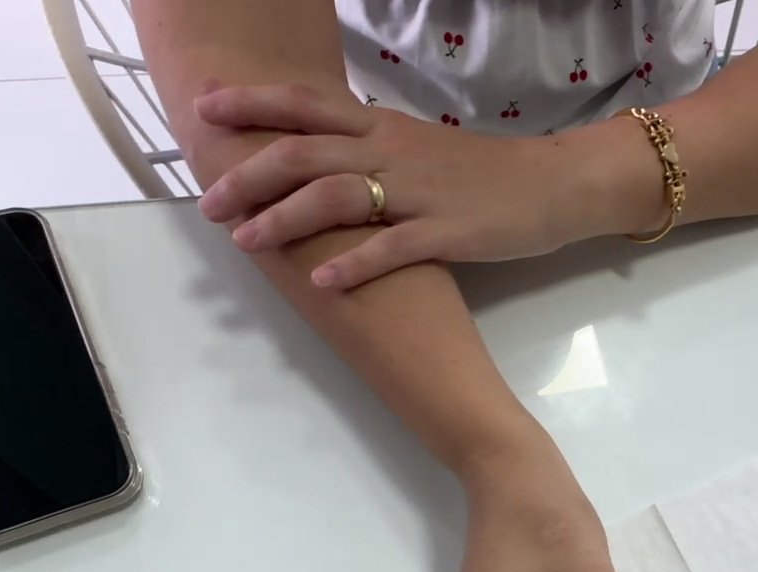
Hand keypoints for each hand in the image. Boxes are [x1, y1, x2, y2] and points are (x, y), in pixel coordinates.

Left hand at [194, 83, 603, 288]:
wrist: (551, 186)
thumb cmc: (488, 173)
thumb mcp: (424, 147)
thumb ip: (377, 150)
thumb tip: (334, 162)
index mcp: (386, 127)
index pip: (307, 105)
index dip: (252, 104)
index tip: (206, 110)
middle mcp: (393, 152)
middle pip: (306, 152)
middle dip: (250, 175)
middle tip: (209, 202)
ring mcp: (420, 193)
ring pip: (338, 196)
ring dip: (285, 218)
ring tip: (246, 242)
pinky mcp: (448, 233)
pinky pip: (392, 248)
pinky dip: (354, 264)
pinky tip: (324, 282)